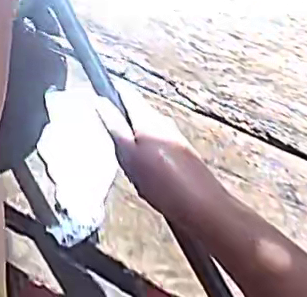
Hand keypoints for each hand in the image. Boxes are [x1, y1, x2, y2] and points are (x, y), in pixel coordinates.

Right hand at [94, 90, 218, 209]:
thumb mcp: (129, 156)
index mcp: (147, 117)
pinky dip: (151, 158)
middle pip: (137, 113)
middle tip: (116, 149)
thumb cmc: (165, 184)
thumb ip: (114, 127)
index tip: (98, 101)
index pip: (125, 92)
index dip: (110, 92)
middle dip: (123, 126)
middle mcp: (163, 122)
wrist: (207, 213)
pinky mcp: (186, 157)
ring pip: (148, 132)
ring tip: (134, 171)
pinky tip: (152, 181)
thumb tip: (100, 101)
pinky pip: (160, 148)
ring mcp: (176, 138)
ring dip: (138, 144)